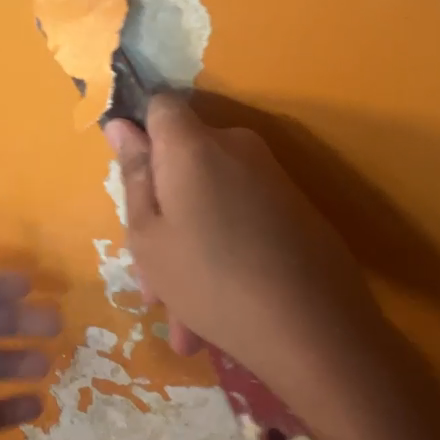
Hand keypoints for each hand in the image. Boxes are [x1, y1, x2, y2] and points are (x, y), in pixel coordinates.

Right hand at [105, 94, 386, 399]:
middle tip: (150, 278)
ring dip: (190, 246)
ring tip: (182, 319)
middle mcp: (235, 147)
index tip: (130, 179)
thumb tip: (121, 125)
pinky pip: (241, 219)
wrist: (318, 333)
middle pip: (183, 160)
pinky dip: (223, 253)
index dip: (141, 133)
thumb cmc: (210, 279)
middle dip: (162, 212)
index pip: (160, 105)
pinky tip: (213, 316)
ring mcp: (271, 179)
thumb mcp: (148, 235)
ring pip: (210, 199)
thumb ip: (133, 174)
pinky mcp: (297, 211)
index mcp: (192, 145)